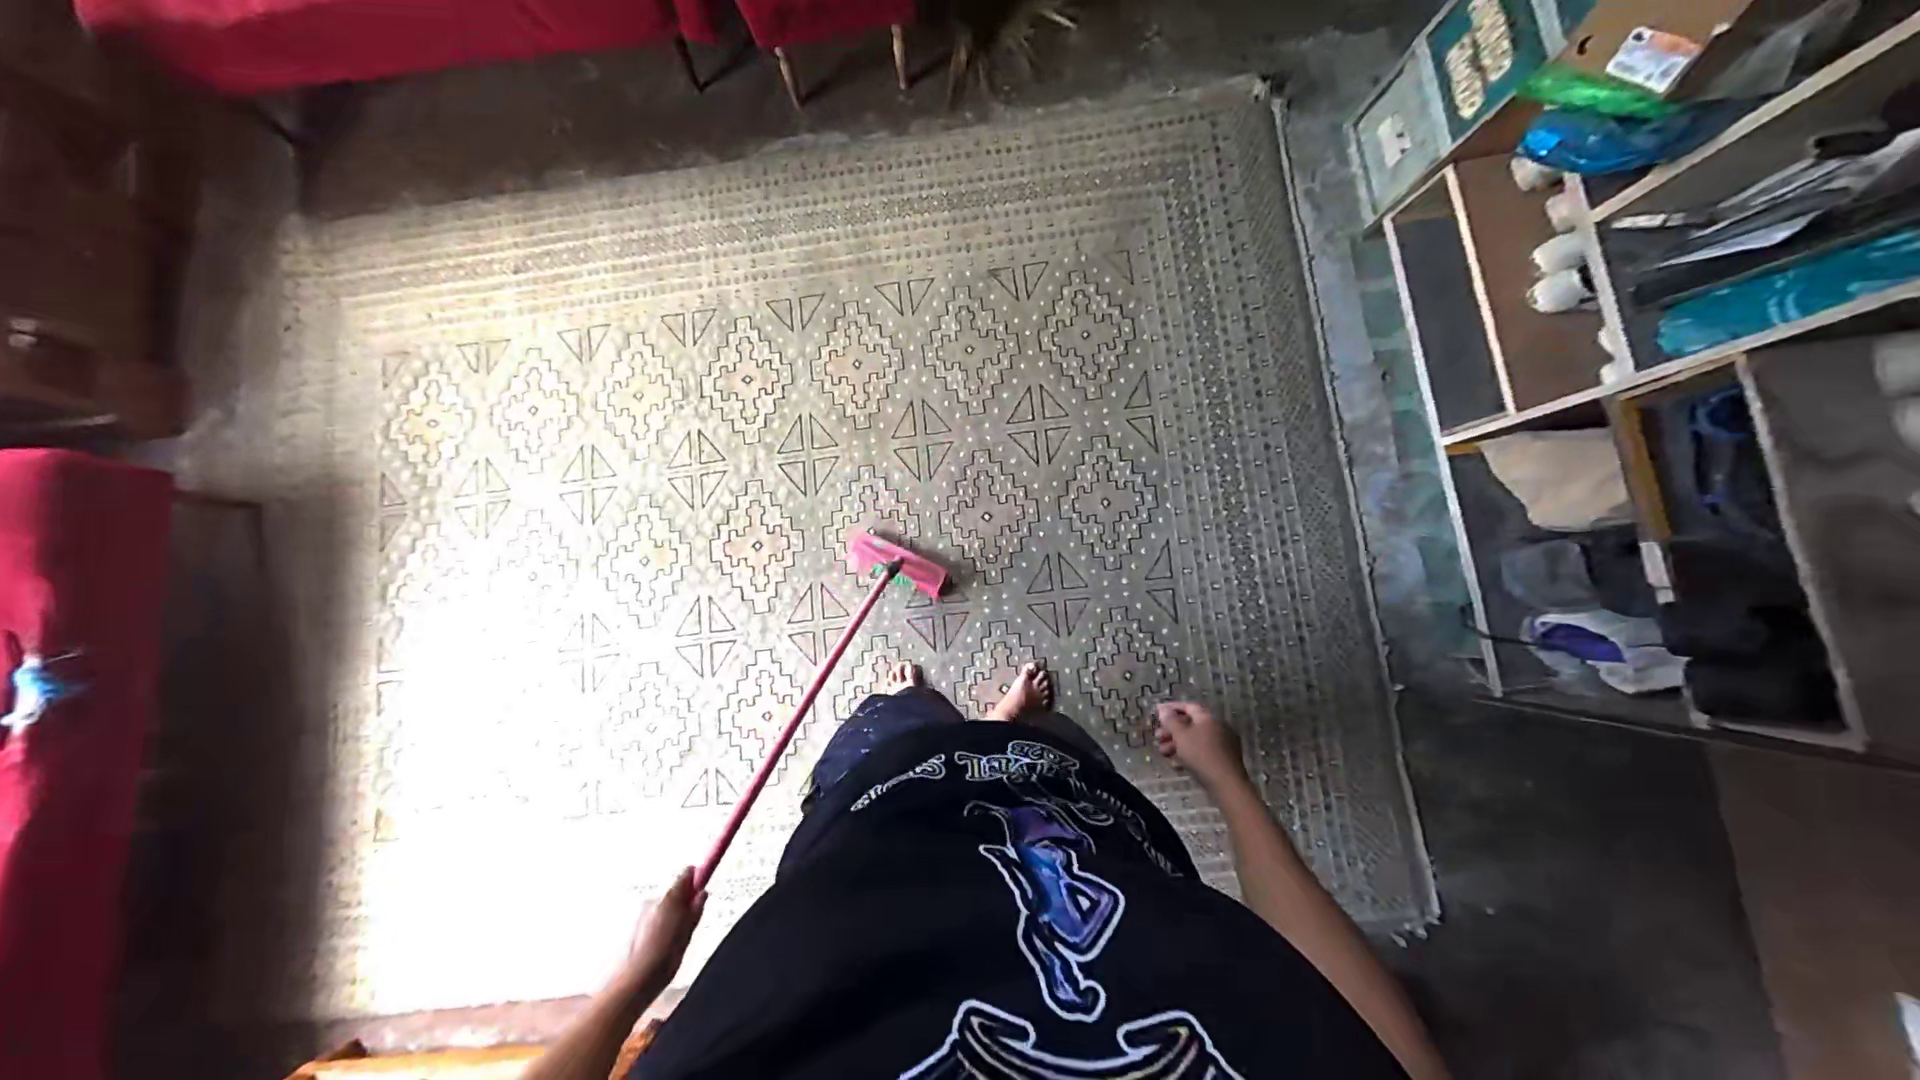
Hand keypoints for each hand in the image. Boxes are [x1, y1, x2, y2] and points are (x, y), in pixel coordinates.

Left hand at [621, 866, 706, 993]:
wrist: (633, 982)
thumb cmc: (664, 958)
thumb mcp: (688, 933)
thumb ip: (696, 909)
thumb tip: (702, 894)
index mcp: (670, 898)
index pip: (687, 873)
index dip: (697, 878)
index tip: (701, 890)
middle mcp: (654, 899)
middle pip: (675, 890)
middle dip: (683, 901)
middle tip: (689, 923)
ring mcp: (642, 912)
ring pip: (664, 905)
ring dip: (671, 915)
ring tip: (673, 940)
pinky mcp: (634, 924)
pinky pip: (653, 917)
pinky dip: (659, 925)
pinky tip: (660, 945)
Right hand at [1154, 701, 1248, 794]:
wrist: (1227, 783)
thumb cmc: (1201, 755)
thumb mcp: (1181, 736)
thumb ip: (1170, 721)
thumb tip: (1163, 709)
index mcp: (1208, 718)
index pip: (1188, 707)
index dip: (1172, 708)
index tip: (1158, 711)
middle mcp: (1217, 727)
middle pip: (1191, 724)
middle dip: (1172, 730)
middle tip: (1157, 737)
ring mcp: (1222, 744)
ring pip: (1195, 739)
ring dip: (1177, 743)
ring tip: (1163, 752)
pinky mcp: (1223, 759)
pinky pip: (1202, 750)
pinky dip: (1188, 753)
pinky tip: (1177, 762)